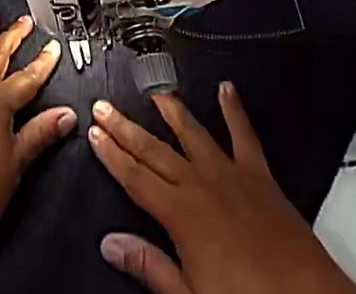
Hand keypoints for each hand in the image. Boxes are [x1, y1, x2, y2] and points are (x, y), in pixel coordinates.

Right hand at [89, 83, 355, 293]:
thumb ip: (149, 266)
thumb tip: (113, 244)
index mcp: (182, 214)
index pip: (135, 177)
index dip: (112, 154)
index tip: (95, 133)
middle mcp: (204, 185)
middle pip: (155, 150)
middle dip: (127, 128)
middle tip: (106, 107)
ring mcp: (232, 174)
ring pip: (193, 133)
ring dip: (171, 111)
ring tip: (155, 92)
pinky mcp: (260, 175)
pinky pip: (244, 134)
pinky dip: (235, 110)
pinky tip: (227, 90)